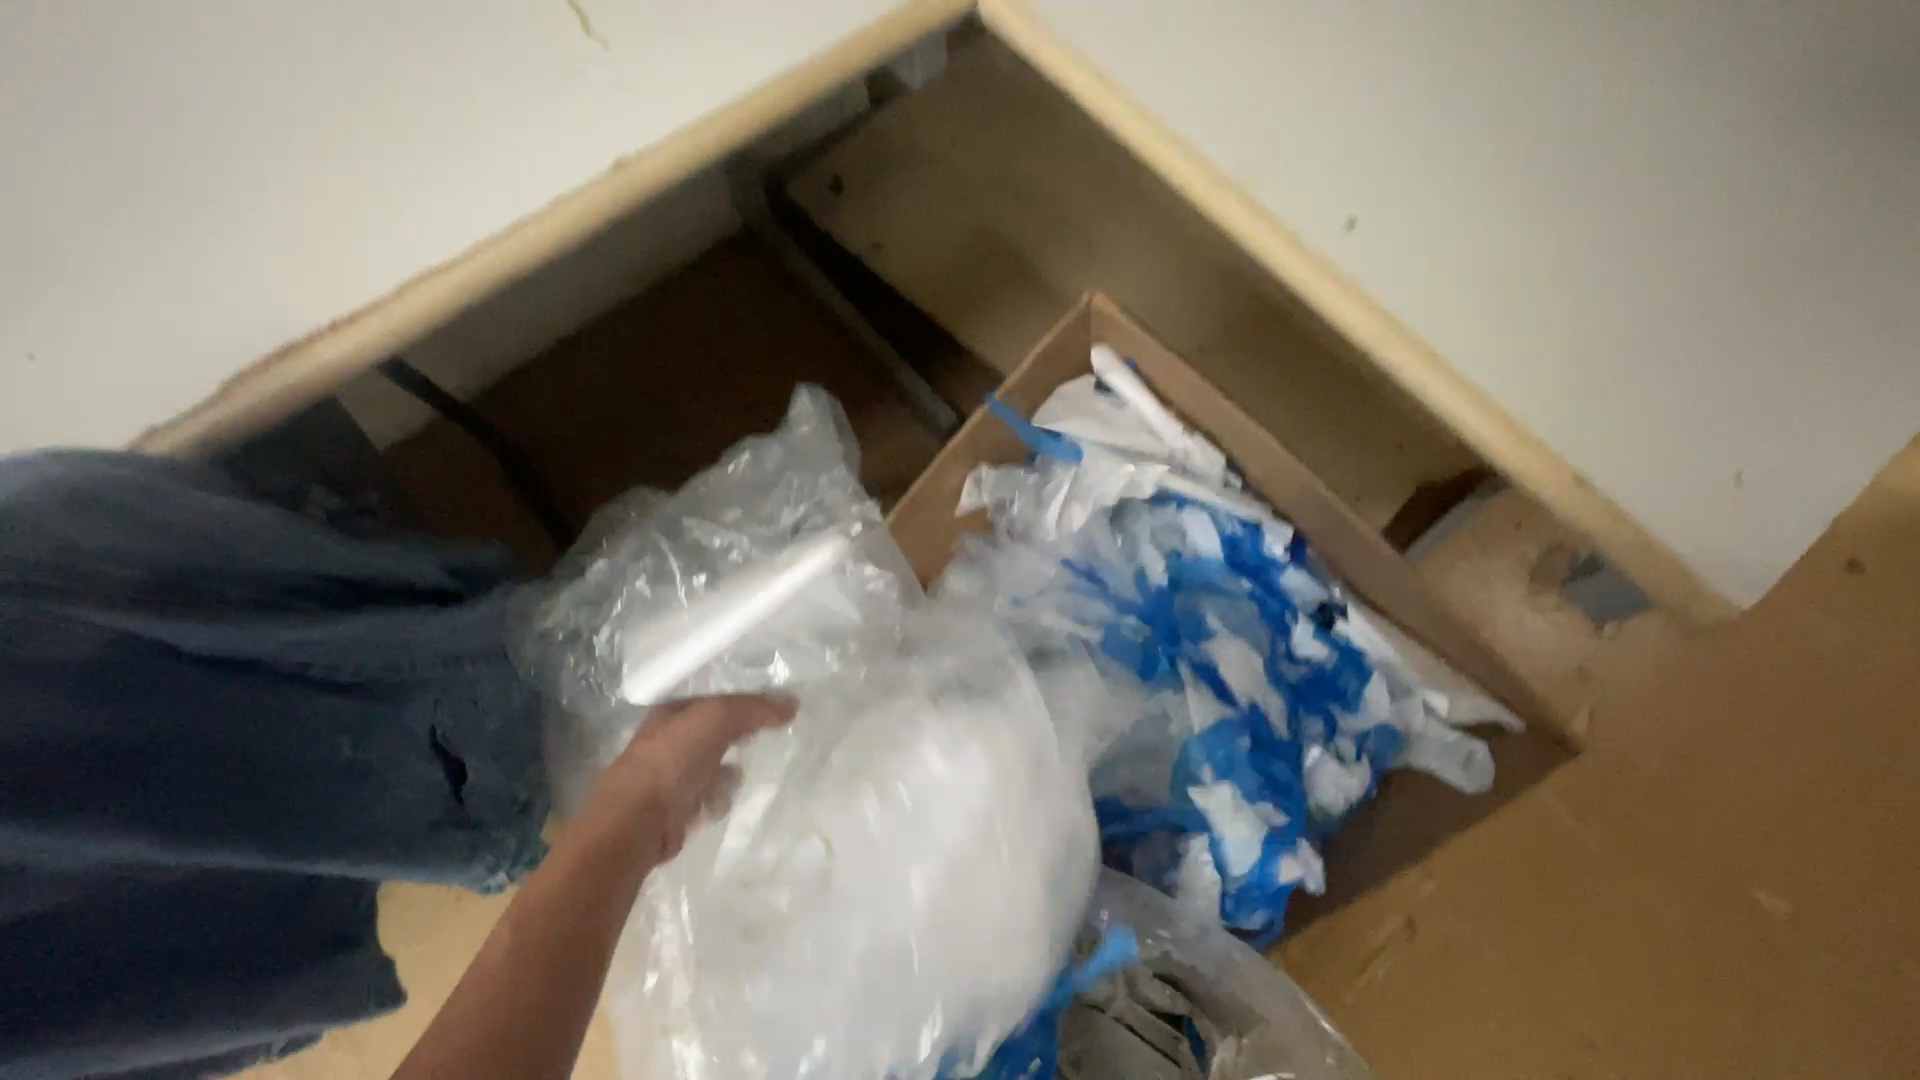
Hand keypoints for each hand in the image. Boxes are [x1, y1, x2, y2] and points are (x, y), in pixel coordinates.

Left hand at [587, 693, 796, 860]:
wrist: (638, 820)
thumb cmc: (674, 758)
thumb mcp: (717, 717)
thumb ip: (754, 708)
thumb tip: (792, 704)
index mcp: (671, 711)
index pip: (715, 699)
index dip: (744, 701)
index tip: (775, 709)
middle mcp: (667, 740)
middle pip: (714, 733)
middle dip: (738, 737)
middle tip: (767, 738)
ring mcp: (669, 776)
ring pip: (712, 766)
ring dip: (729, 772)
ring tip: (740, 774)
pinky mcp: (675, 808)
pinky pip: (708, 797)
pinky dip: (718, 799)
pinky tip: (722, 801)